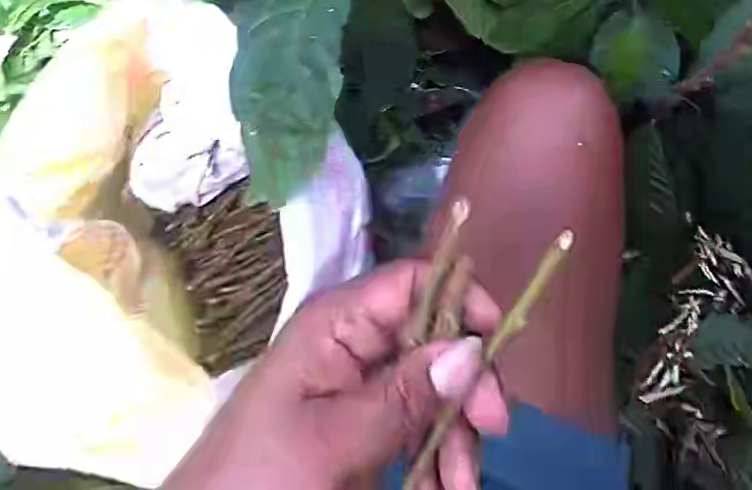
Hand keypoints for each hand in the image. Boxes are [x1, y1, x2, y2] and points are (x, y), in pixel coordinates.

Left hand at [164, 260, 510, 489]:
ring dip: (455, 430)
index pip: (413, 281)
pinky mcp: (363, 427)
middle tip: (493, 428)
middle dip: (466, 381)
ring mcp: (360, 386)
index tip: (494, 340)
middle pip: (433, 337)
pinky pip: (416, 424)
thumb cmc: (257, 481)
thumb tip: (472, 347)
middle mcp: (356, 342)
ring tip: (459, 486)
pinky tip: (442, 488)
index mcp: (340, 323)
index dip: (459, 297)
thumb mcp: (332, 442)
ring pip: (432, 385)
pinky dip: (436, 453)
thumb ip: (405, 395)